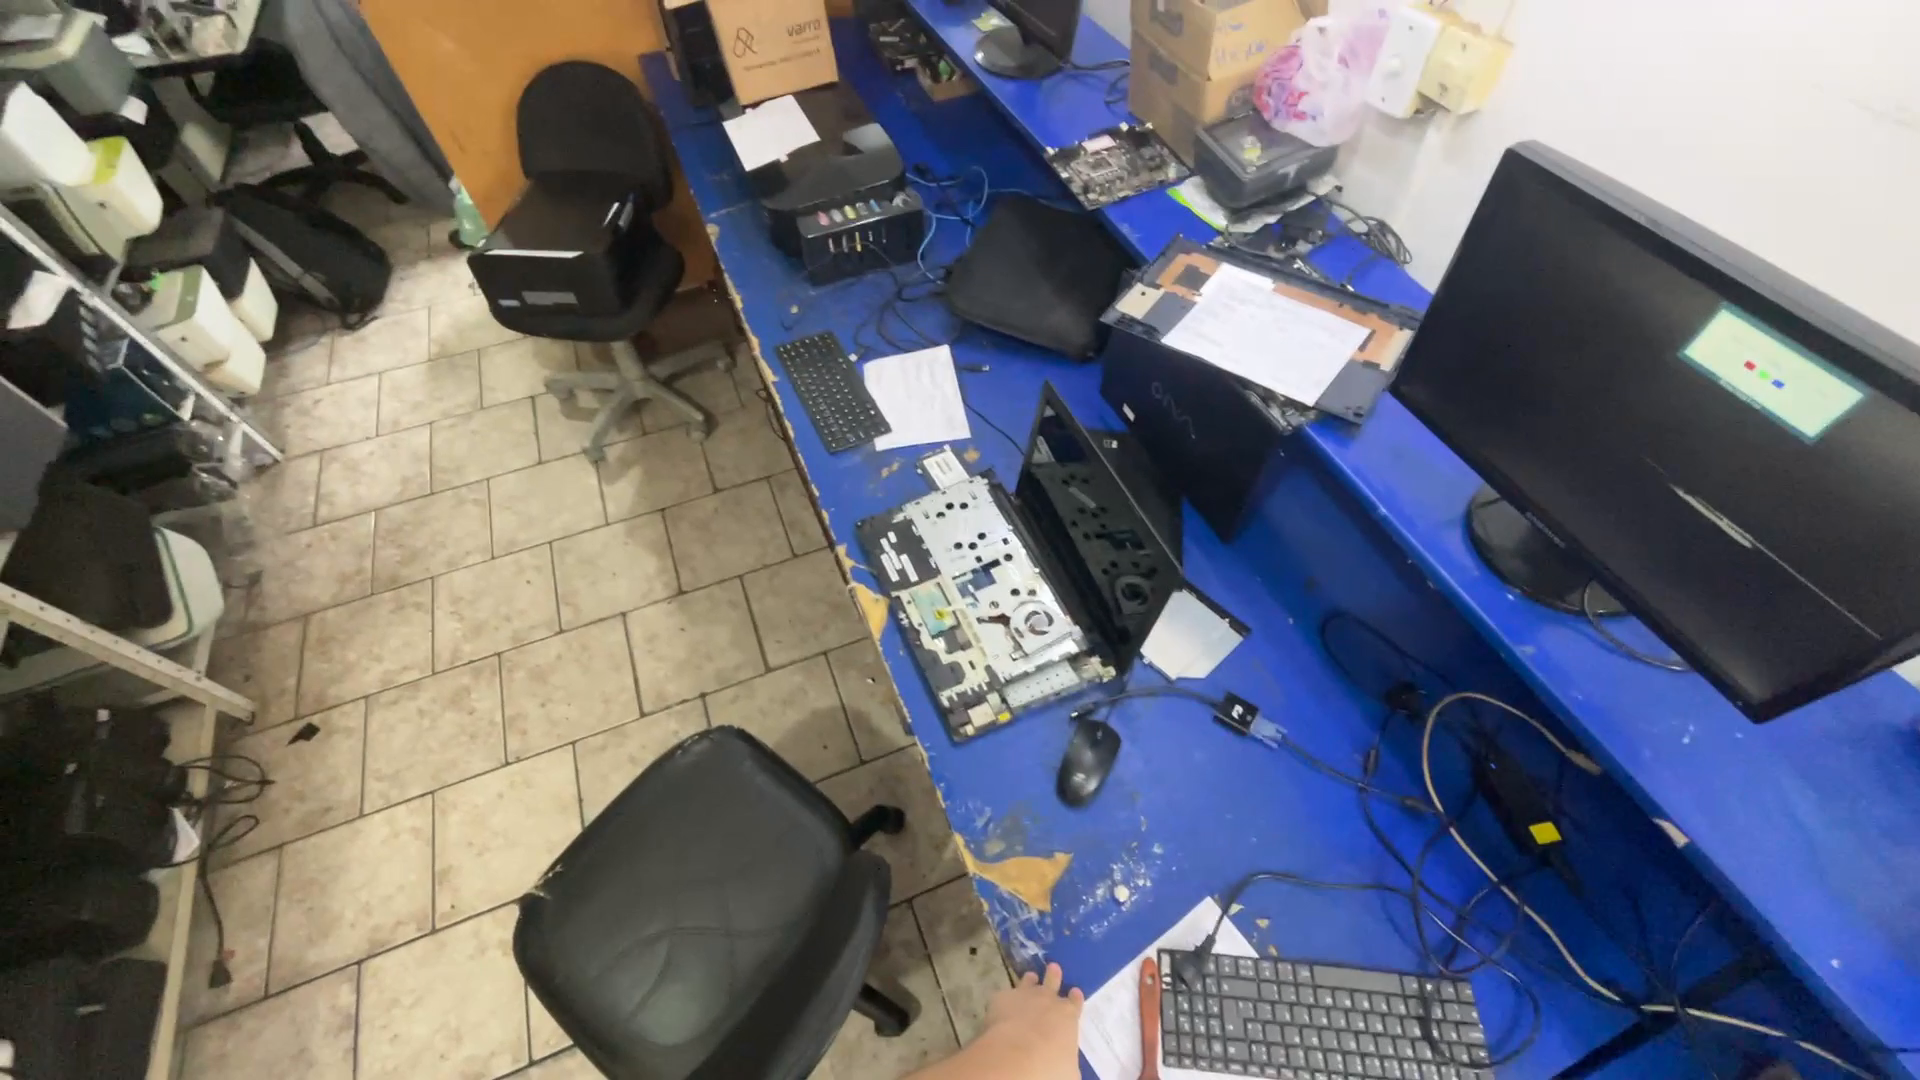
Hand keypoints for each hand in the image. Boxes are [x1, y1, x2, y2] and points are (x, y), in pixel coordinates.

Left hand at [977, 962, 1083, 1079]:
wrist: (1015, 1058)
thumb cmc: (1050, 1068)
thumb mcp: (1069, 1070)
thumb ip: (1068, 1058)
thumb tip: (1065, 1062)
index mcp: (1067, 1016)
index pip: (1075, 1003)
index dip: (1075, 997)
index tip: (1075, 992)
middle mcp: (1047, 1000)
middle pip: (1052, 981)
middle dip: (1053, 975)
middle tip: (1053, 967)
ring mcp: (1023, 995)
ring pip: (1028, 982)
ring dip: (1029, 981)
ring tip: (1030, 977)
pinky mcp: (1002, 998)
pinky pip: (1005, 994)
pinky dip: (1006, 998)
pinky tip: (1003, 1003)